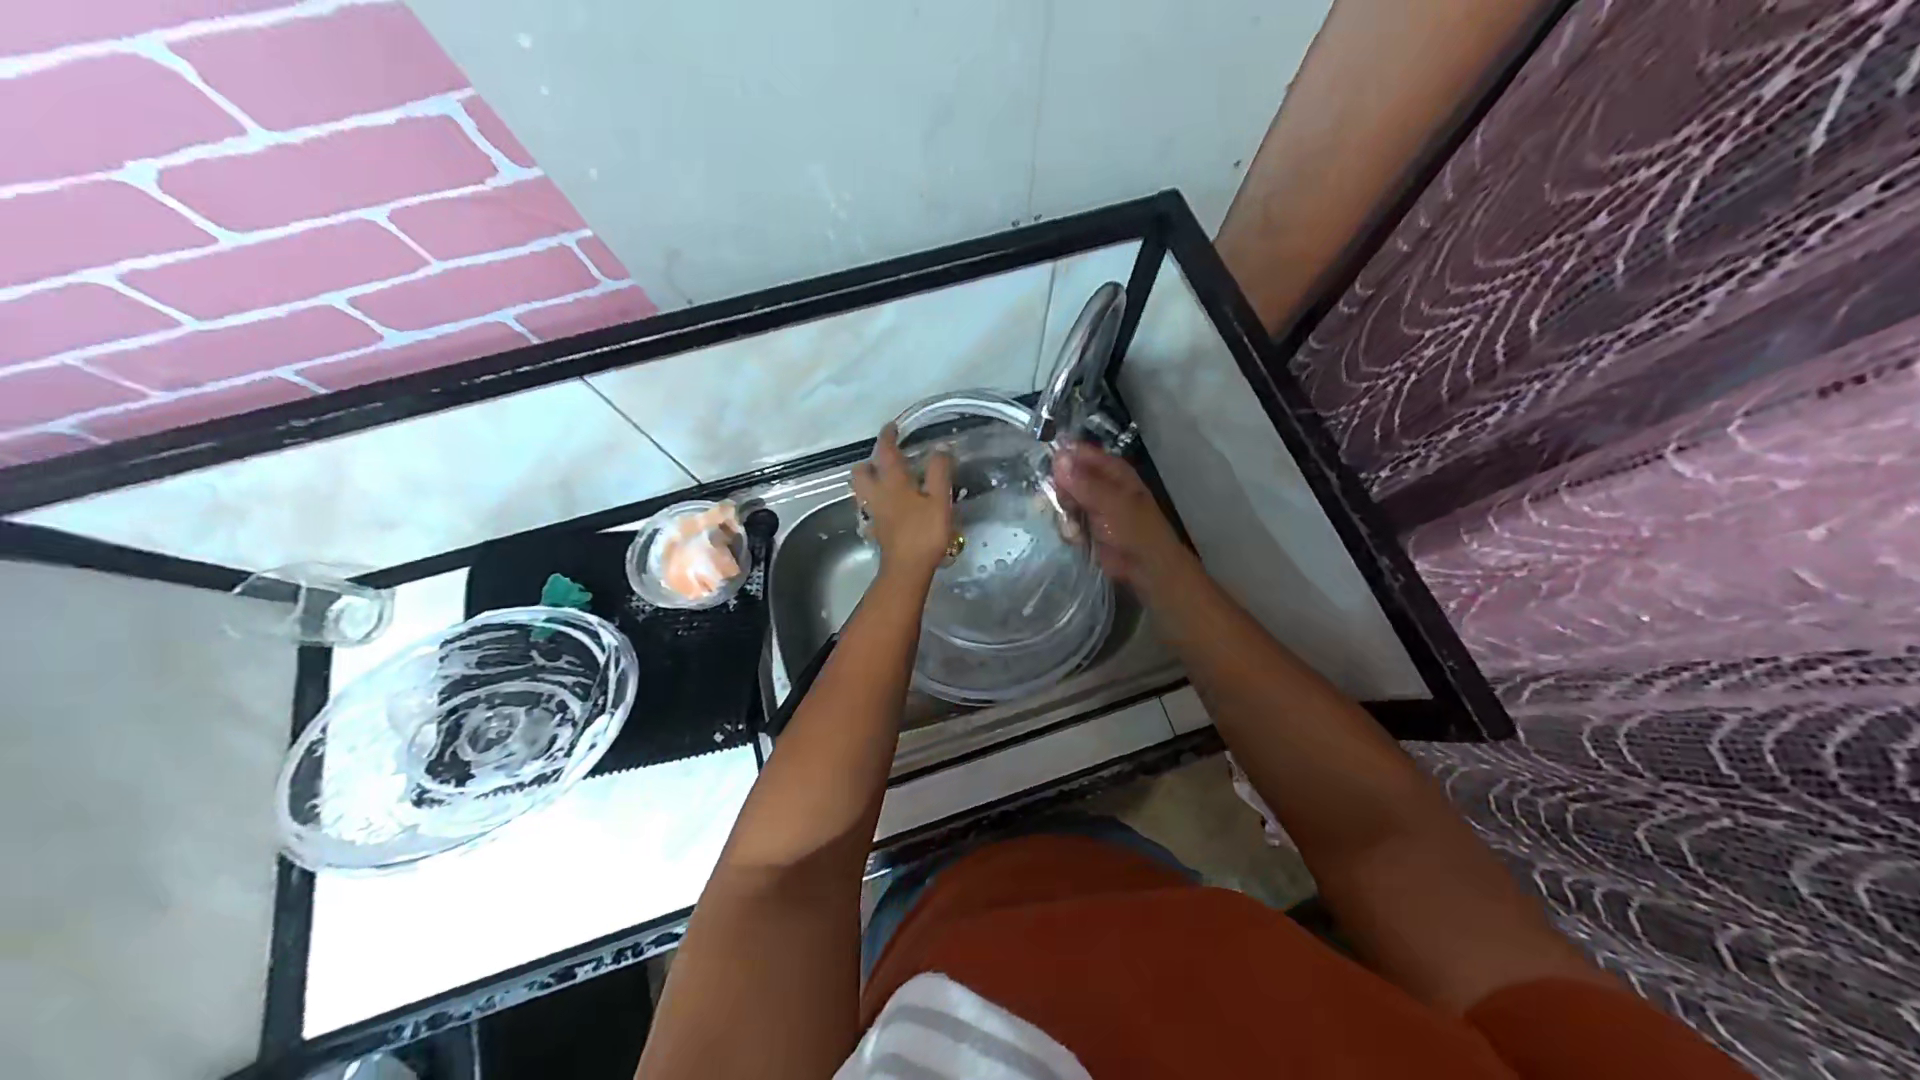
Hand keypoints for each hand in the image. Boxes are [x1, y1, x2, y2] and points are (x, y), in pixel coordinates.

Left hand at [852, 424, 953, 577]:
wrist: (907, 569)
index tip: (892, 427)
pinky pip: (869, 507)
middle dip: (870, 460)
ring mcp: (873, 512)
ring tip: (885, 479)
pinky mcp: (875, 529)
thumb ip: (939, 472)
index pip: (885, 451)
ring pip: (862, 489)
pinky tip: (888, 505)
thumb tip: (940, 448)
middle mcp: (877, 494)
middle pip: (862, 471)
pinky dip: (875, 500)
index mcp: (892, 482)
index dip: (888, 436)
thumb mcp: (940, 500)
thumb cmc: (925, 533)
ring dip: (869, 479)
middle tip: (886, 458)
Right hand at [1052, 443, 1192, 592]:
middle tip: (1067, 505)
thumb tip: (1057, 457)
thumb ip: (1084, 482)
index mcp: (1111, 469)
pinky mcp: (1085, 526)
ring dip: (1065, 515)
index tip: (1049, 473)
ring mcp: (1091, 505)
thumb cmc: (1134, 530)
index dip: (1061, 458)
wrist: (1144, 568)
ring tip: (1075, 528)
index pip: (1079, 453)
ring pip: (1063, 500)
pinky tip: (1077, 538)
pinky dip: (1069, 530)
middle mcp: (1099, 483)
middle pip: (1066, 477)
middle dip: (1062, 492)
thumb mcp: (1111, 503)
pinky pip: (1066, 520)